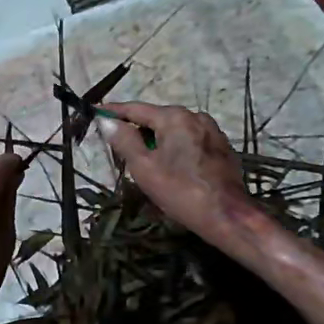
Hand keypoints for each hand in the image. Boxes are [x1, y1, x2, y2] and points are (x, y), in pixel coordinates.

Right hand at [97, 102, 253, 239]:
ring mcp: (212, 130)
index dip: (114, 111)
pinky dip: (175, 147)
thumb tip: (107, 120)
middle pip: (156, 118)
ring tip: (143, 158)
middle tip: (117, 144)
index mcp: (174, 117)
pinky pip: (190, 140)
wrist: (227, 215)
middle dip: (137, 129)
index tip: (96, 111)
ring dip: (157, 140)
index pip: (136, 108)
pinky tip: (170, 166)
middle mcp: (195, 116)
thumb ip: (124, 140)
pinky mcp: (222, 147)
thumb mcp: (144, 166)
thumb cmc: (180, 190)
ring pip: (174, 130)